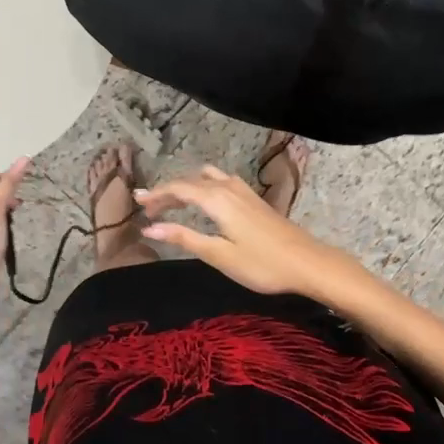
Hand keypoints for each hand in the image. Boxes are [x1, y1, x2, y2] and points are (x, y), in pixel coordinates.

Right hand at [135, 165, 356, 297]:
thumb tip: (150, 227)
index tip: (136, 202)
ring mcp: (243, 191)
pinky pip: (220, 182)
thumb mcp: (219, 255)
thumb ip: (185, 238)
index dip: (156, 194)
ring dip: (187, 187)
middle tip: (149, 209)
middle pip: (190, 181)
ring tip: (173, 204)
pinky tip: (206, 201)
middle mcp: (228, 187)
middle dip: (168, 192)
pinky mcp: (253, 198)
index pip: (178, 189)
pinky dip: (204, 186)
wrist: (306, 262)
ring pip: (206, 179)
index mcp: (216, 199)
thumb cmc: (261, 264)